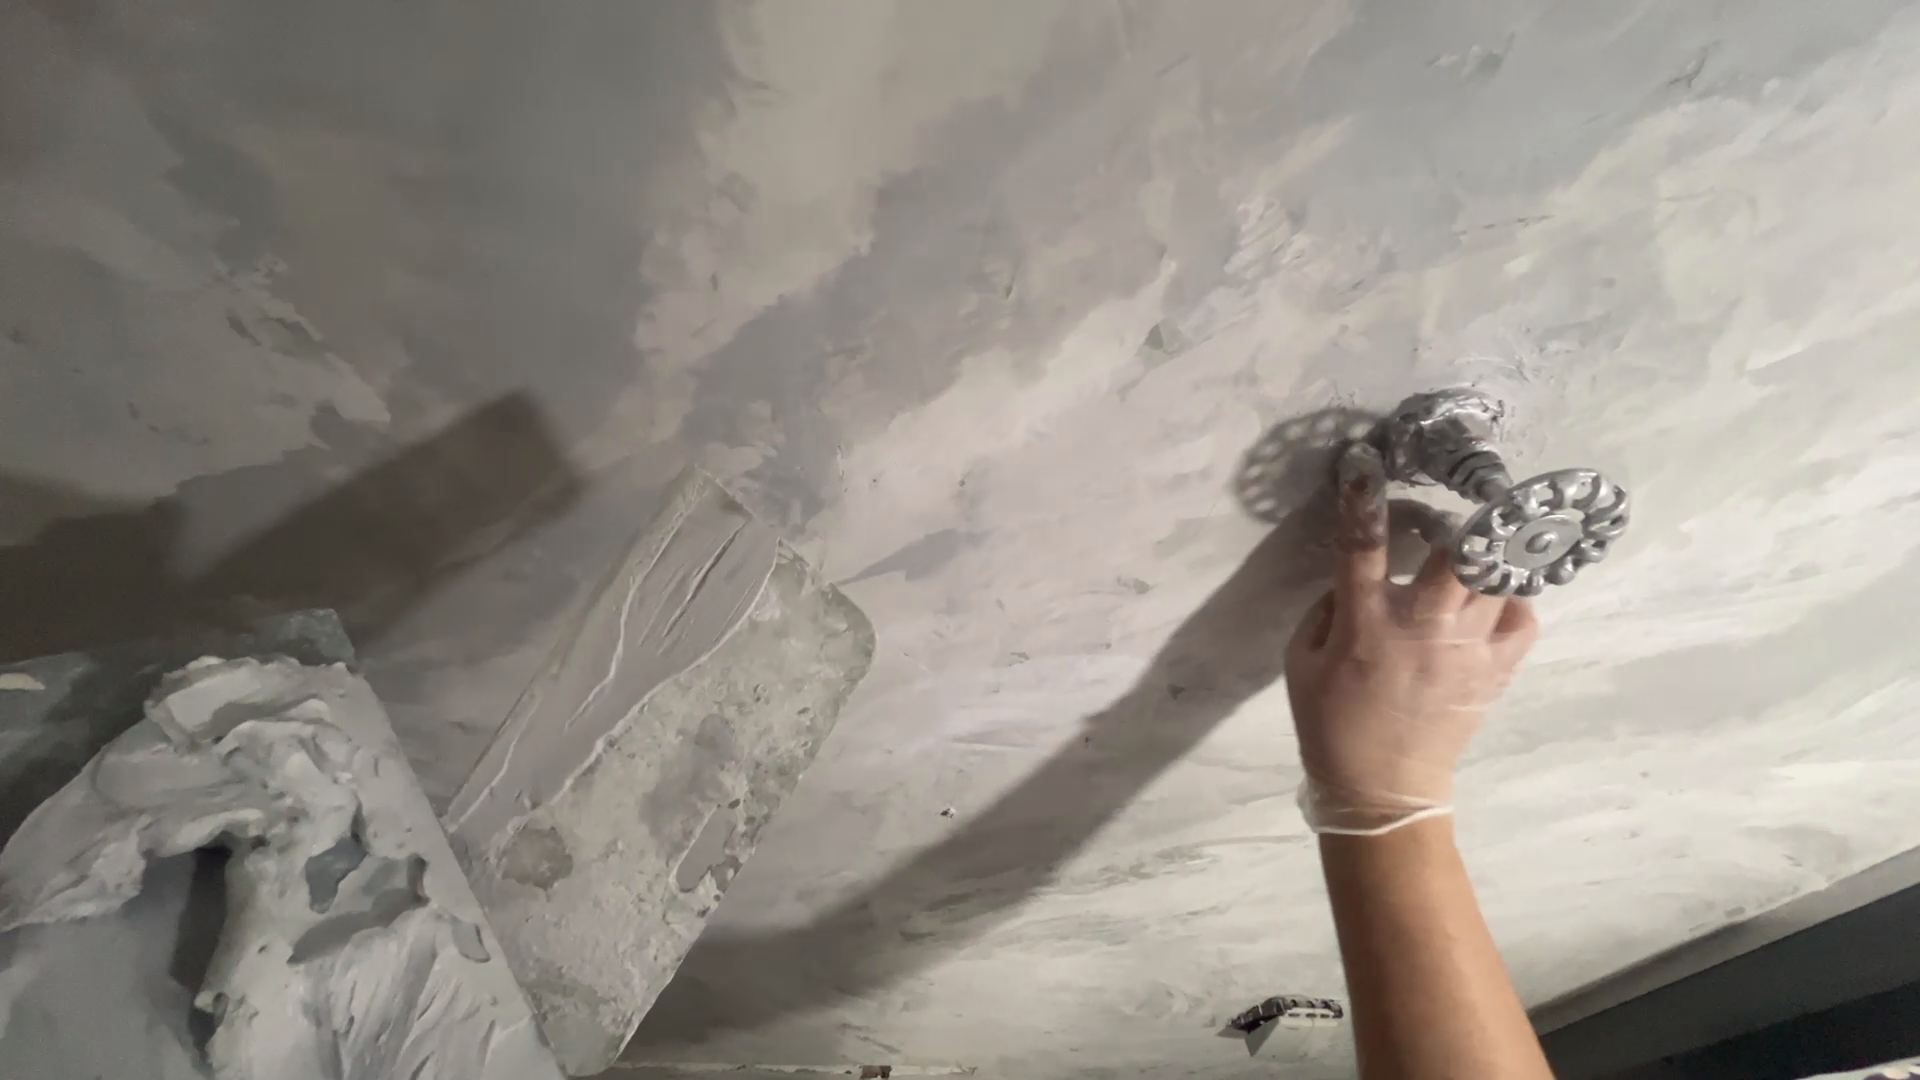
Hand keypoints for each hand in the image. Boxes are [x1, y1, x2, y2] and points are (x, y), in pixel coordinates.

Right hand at [1284, 443, 1536, 834]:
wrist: (1383, 785)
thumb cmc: (1328, 719)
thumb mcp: (1302, 659)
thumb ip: (1327, 610)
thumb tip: (1357, 579)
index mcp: (1364, 624)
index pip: (1360, 546)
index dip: (1362, 498)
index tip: (1364, 461)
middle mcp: (1421, 628)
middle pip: (1460, 553)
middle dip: (1468, 516)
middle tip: (1465, 497)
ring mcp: (1467, 649)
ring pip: (1499, 578)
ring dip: (1487, 553)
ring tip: (1477, 542)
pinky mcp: (1497, 670)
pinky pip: (1522, 614)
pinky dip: (1510, 596)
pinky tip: (1489, 596)